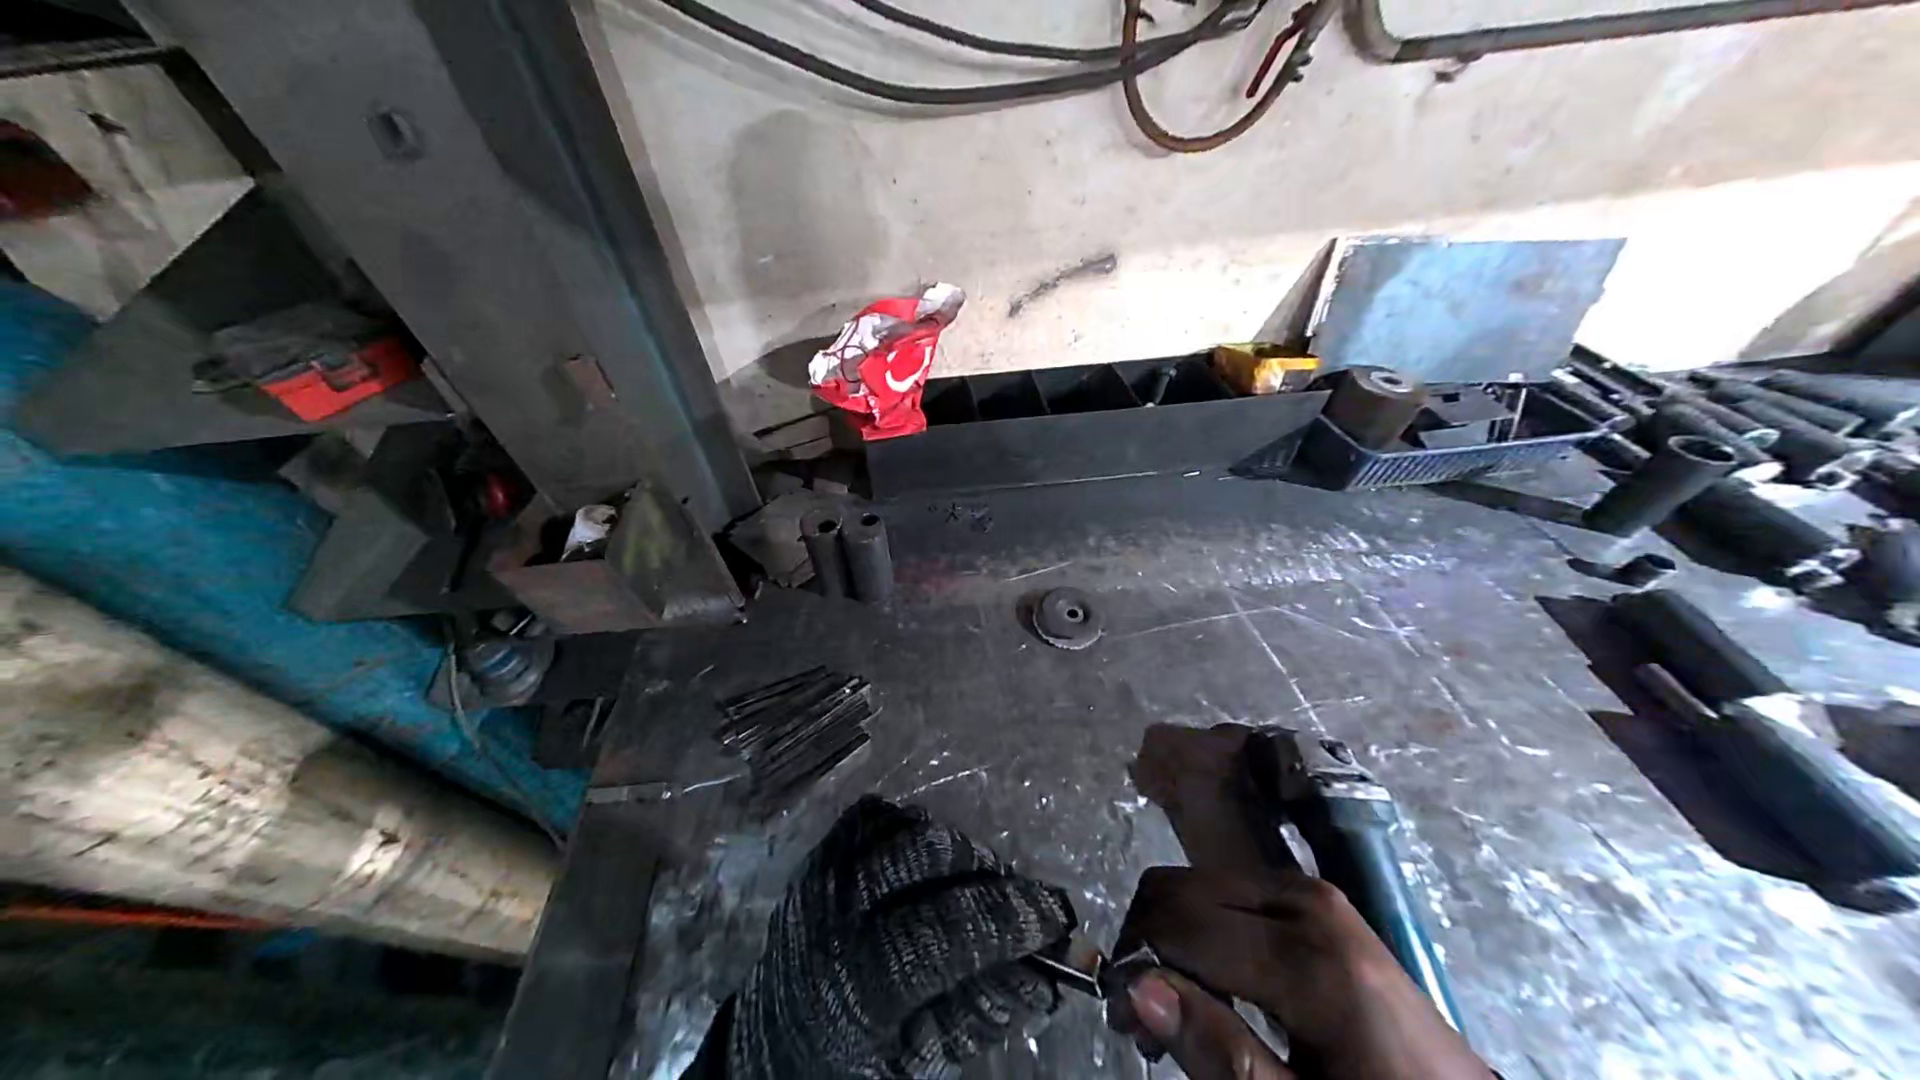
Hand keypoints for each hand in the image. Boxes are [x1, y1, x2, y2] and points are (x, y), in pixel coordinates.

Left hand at [725, 797, 1076, 1079]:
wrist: (771, 1042)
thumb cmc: (847, 1065)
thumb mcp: (914, 1066)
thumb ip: (978, 1016)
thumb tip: (1045, 975)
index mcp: (855, 982)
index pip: (945, 932)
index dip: (1009, 920)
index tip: (1057, 917)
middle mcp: (835, 909)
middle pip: (928, 856)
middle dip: (986, 875)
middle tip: (1016, 902)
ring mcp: (825, 870)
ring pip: (909, 827)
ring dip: (956, 852)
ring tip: (974, 885)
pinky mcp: (822, 851)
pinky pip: (880, 815)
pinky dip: (916, 831)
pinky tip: (928, 867)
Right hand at [1110, 867, 1491, 1079]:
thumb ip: (1219, 1053)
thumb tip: (1134, 988)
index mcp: (1310, 960)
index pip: (1181, 926)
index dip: (1136, 966)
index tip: (1127, 1025)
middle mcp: (1303, 900)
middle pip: (1179, 891)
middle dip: (1145, 945)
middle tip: (1143, 1019)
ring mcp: (1307, 890)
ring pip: (1194, 885)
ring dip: (1167, 936)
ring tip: (1173, 1006)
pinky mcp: (1308, 895)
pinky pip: (1224, 892)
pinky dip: (1197, 930)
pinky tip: (1208, 984)